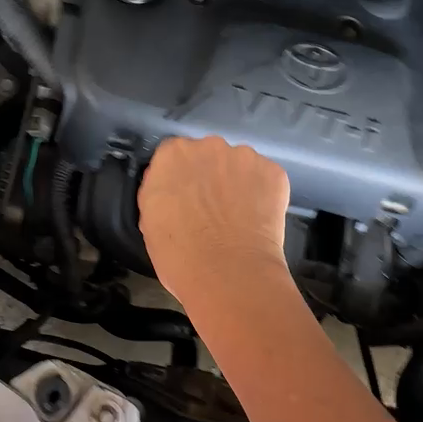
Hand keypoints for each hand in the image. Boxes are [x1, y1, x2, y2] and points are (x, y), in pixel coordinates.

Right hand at [137, 136, 291, 309]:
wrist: (229, 275)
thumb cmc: (180, 255)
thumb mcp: (149, 221)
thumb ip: (156, 191)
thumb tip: (167, 187)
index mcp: (172, 154)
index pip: (173, 156)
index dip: (180, 178)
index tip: (185, 197)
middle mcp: (208, 146)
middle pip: (208, 155)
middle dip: (209, 175)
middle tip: (211, 209)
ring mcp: (244, 157)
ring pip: (238, 165)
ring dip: (237, 183)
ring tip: (237, 218)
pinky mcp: (273, 173)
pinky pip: (265, 179)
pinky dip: (263, 195)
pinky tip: (257, 221)